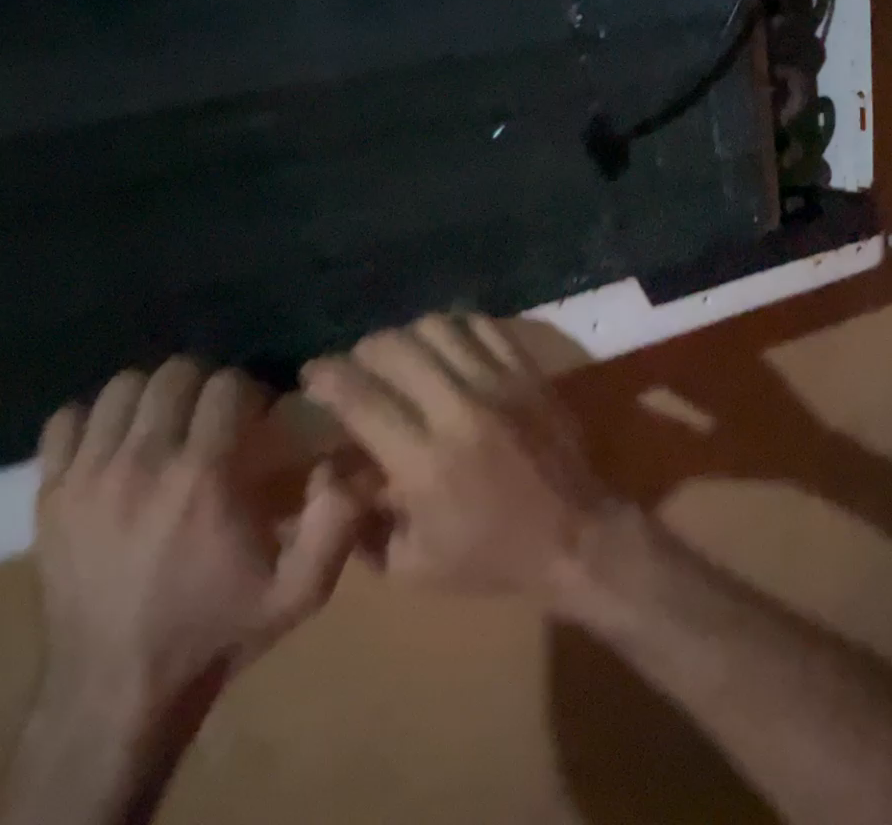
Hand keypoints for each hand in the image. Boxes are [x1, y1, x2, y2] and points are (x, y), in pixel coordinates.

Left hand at [33, 358, 362, 718]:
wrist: (118, 687)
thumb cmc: (217, 632)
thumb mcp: (299, 592)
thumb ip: (336, 524)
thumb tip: (348, 465)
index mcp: (204, 477)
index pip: (226, 386)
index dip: (249, 393)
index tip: (256, 419)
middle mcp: (142, 461)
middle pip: (172, 375)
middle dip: (203, 385)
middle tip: (215, 418)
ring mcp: (87, 475)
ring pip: (120, 388)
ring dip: (152, 395)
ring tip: (167, 425)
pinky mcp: (48, 494)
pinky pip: (66, 421)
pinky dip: (95, 419)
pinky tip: (115, 444)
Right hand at [300, 314, 617, 599]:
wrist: (579, 538)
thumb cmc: (494, 558)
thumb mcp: (412, 565)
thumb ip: (361, 521)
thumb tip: (331, 471)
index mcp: (425, 464)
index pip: (358, 397)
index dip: (324, 377)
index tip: (312, 375)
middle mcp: (459, 412)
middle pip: (392, 347)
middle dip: (362, 352)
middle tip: (360, 370)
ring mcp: (501, 385)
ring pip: (436, 327)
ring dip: (407, 337)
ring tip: (404, 358)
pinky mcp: (530, 373)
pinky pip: (482, 326)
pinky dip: (454, 330)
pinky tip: (447, 350)